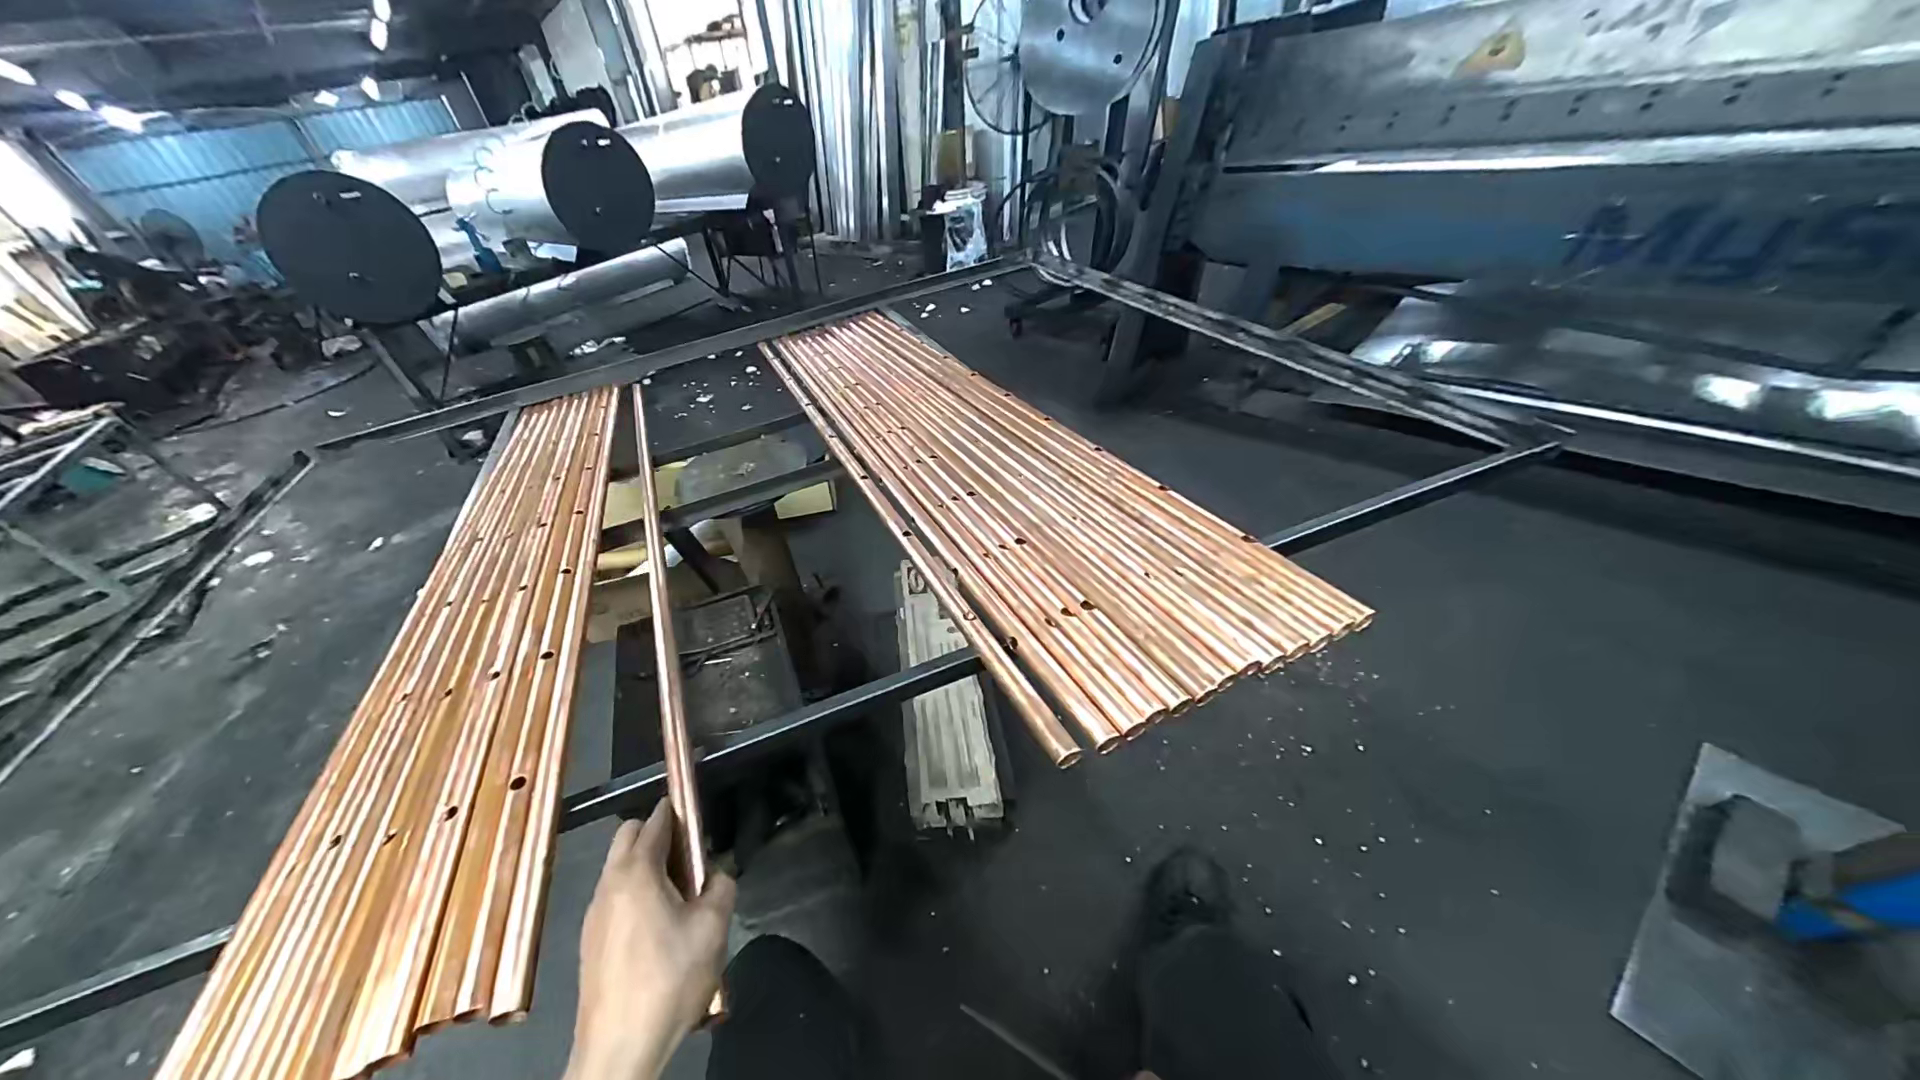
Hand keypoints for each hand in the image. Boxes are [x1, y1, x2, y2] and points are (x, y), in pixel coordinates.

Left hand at [564, 800, 736, 1079]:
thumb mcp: (713, 927)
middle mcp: (608, 884)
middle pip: (628, 836)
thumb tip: (715, 875)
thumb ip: (721, 886)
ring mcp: (593, 914)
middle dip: (659, 833)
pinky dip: (635, 892)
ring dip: (647, 864)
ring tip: (680, 894)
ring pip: (618, 867)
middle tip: (691, 857)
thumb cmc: (669, 979)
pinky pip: (614, 896)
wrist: (619, 1049)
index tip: (700, 816)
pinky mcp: (590, 941)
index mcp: (637, 872)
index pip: (656, 820)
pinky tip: (659, 926)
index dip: (679, 810)